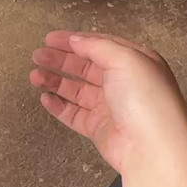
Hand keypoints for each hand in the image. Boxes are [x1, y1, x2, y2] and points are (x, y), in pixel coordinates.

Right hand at [29, 31, 186, 174]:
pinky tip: (45, 98)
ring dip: (55, 81)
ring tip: (34, 76)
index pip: (100, 46)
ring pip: (75, 89)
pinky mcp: (98, 127)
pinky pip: (73, 113)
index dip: (74, 41)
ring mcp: (109, 106)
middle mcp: (122, 83)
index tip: (49, 39)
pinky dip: (58, 105)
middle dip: (60, 60)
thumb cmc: (145, 99)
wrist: (151, 147)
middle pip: (85, 67)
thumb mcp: (125, 60)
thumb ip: (97, 46)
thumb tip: (75, 40)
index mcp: (135, 62)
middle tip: (37, 55)